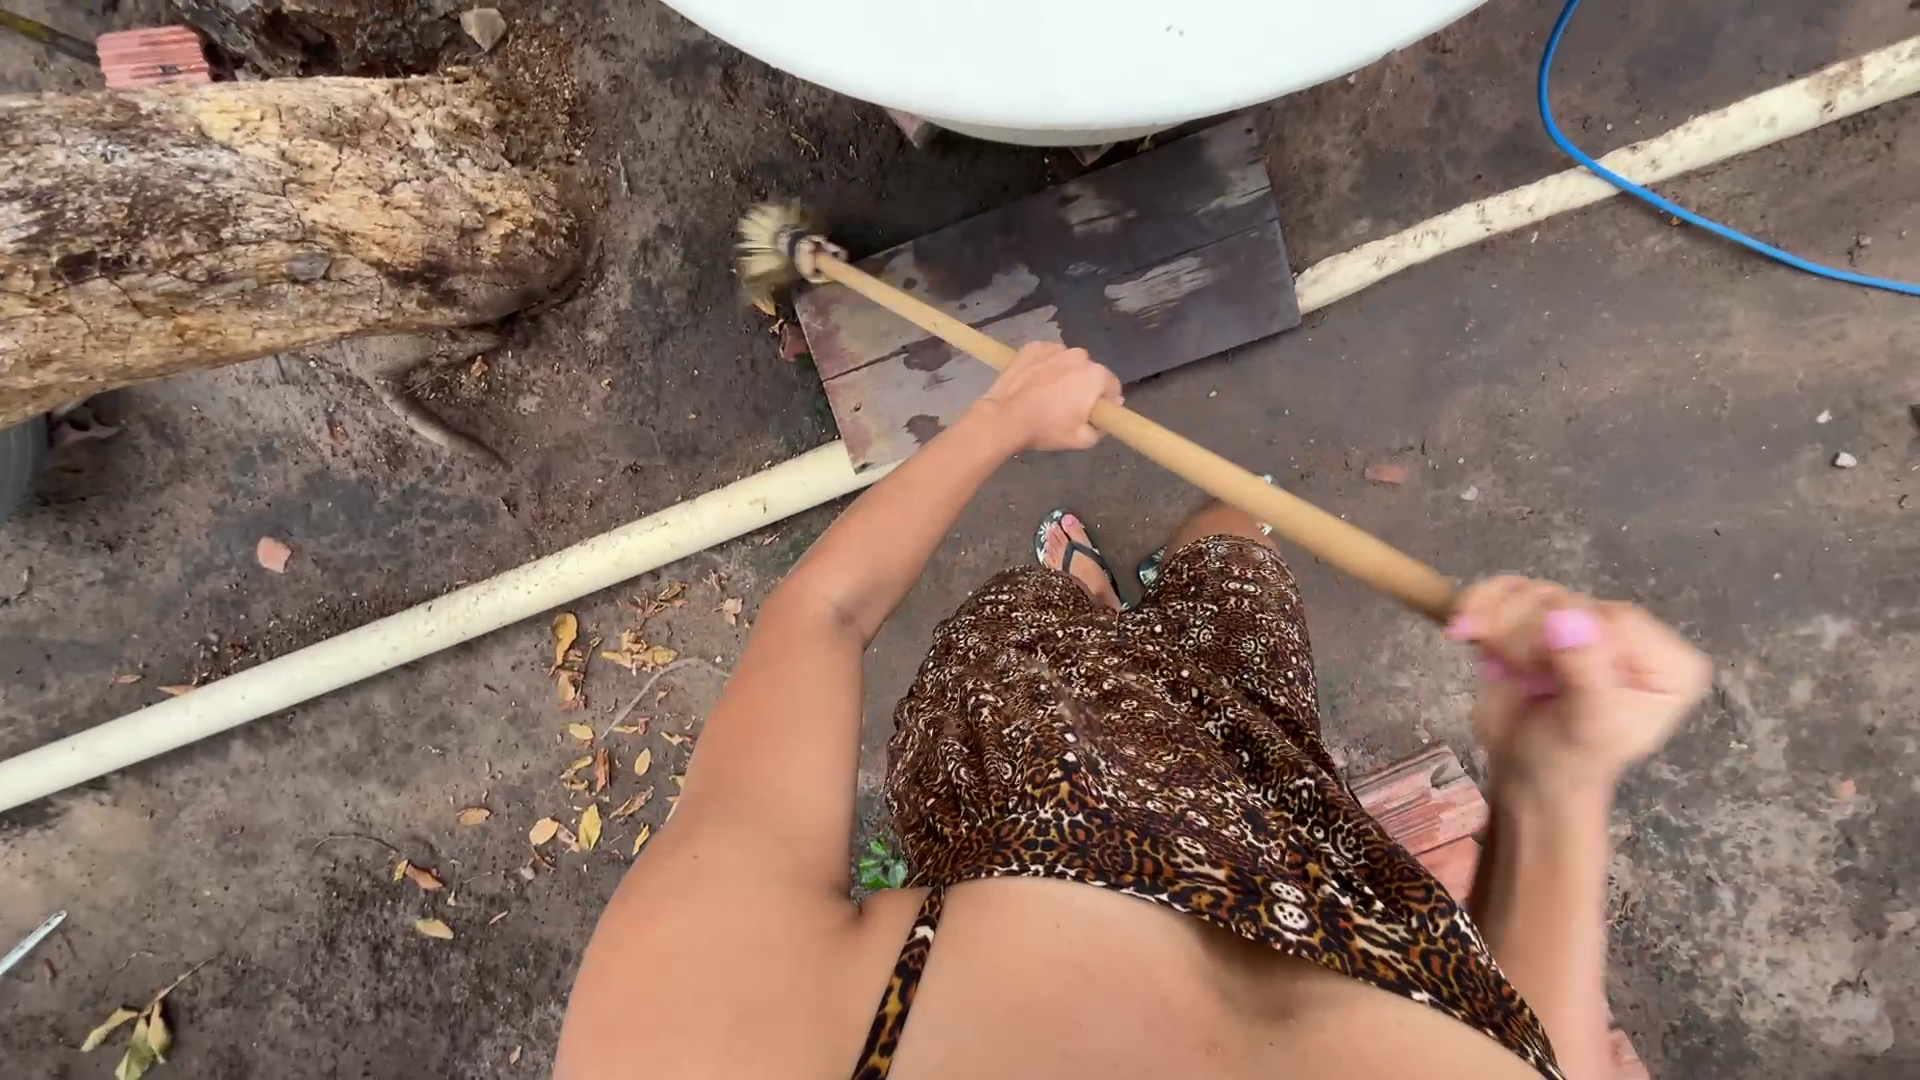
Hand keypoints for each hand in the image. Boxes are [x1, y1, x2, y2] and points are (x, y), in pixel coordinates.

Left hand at [973, 343, 1121, 451]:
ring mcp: (1054, 349)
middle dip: (1084, 387)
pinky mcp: (1032, 348)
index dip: (1107, 403)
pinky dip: (1045, 367)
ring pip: (1067, 363)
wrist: (1005, 417)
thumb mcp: (1082, 440)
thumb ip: (1101, 429)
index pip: (1112, 387)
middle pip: (1090, 372)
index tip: (1095, 414)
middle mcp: (1079, 355)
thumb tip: (1102, 419)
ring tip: (1048, 395)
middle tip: (1069, 407)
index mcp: (1096, 375)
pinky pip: (1046, 357)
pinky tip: (1035, 383)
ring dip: (1065, 375)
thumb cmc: (1046, 428)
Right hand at [1448, 577, 1711, 793]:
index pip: (1613, 619)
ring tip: (1492, 658)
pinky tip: (1463, 626)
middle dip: (1524, 634)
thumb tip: (1566, 616)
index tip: (1532, 667)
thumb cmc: (1569, 760)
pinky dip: (1478, 602)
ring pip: (1530, 593)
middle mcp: (1623, 637)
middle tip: (1512, 669)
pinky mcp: (1532, 624)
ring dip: (1497, 623)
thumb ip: (1587, 672)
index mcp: (1661, 663)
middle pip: (1565, 601)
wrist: (1525, 773)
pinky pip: (1506, 591)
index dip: (1565, 635)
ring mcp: (1574, 627)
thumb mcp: (1589, 726)